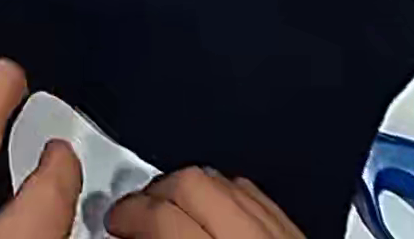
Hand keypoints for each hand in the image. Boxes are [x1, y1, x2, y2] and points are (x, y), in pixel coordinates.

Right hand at [107, 168, 302, 238]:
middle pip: (193, 185)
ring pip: (225, 181)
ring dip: (188, 187)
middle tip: (135, 214)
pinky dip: (227, 194)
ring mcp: (284, 235)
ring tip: (168, 208)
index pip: (164, 220)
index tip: (113, 224)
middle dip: (155, 192)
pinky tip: (212, 211)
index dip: (128, 216)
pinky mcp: (300, 235)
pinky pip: (255, 195)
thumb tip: (131, 235)